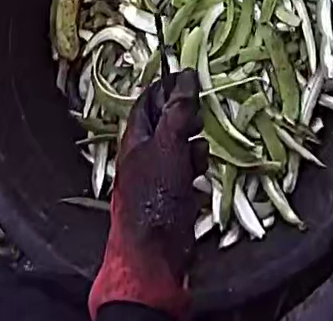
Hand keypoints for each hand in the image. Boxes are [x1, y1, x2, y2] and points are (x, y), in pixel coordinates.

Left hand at [88, 69, 206, 320]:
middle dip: (187, 119)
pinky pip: (188, 169)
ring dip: (194, 146)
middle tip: (196, 123)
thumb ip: (178, 109)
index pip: (150, 98)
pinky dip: (196, 169)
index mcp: (135, 137)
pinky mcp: (172, 193)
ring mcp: (158, 174)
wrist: (155, 258)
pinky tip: (198, 179)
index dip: (169, 86)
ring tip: (196, 158)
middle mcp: (144, 152)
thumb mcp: (169, 144)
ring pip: (182, 144)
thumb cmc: (156, 197)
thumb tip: (186, 73)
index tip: (191, 81)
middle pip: (169, 119)